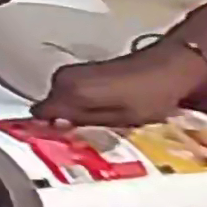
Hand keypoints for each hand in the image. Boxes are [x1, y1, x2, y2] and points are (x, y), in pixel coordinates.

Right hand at [33, 46, 206, 126]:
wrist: (166, 68)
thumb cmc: (150, 97)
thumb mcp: (122, 118)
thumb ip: (85, 122)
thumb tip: (55, 127)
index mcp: (69, 92)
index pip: (40, 113)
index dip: (49, 128)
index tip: (65, 138)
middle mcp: (60, 80)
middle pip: (50, 107)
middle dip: (62, 119)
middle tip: (87, 132)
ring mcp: (66, 73)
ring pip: (58, 99)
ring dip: (71, 111)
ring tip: (97, 121)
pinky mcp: (75, 70)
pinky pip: (66, 91)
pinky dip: (77, 101)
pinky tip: (99, 107)